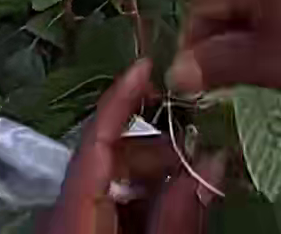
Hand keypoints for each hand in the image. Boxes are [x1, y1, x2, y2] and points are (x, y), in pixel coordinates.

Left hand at [42, 61, 223, 233]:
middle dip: (157, 141)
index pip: (96, 137)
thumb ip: (178, 210)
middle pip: (111, 155)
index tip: (147, 63)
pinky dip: (146, 197)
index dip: (122, 97)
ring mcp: (73, 227)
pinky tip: (177, 202)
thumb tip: (215, 158)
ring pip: (116, 181)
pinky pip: (114, 205)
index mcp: (72, 211)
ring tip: (196, 173)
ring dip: (156, 170)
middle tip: (200, 139)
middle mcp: (65, 212)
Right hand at [167, 0, 280, 109]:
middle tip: (210, 72)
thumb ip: (216, 64)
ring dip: (232, 28)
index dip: (193, 34)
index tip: (191, 76)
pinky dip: (254, 24)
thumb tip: (173, 74)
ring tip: (234, 70)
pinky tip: (260, 57)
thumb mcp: (266, 64)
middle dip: (210, 27)